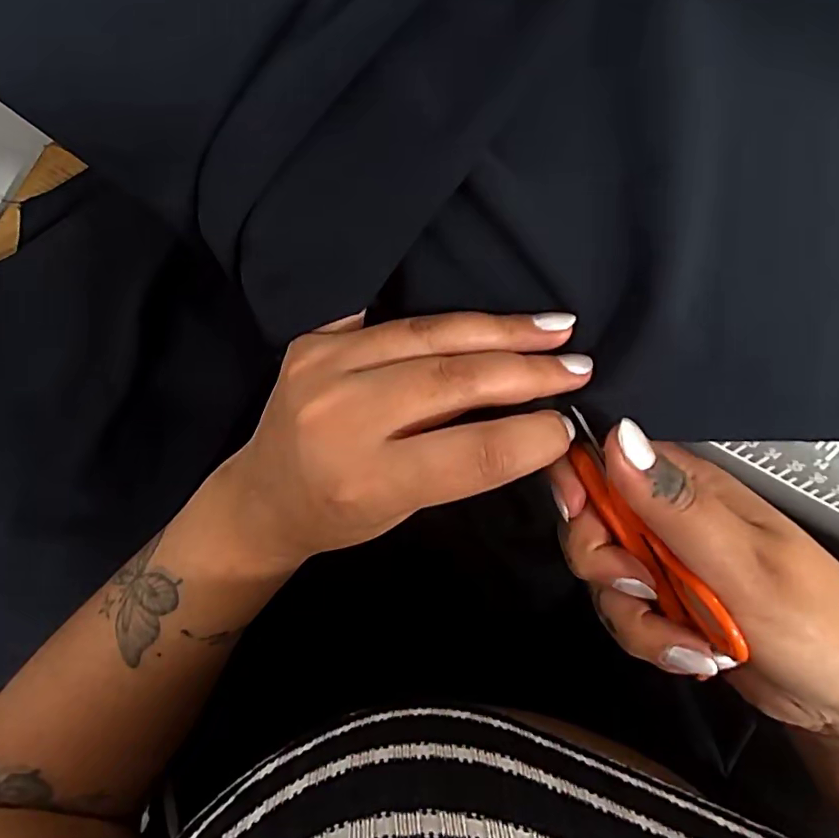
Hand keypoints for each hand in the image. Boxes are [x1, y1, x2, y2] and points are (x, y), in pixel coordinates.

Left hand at [202, 311, 590, 574]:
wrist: (261, 494)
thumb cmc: (339, 515)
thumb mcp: (401, 507)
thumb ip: (456, 458)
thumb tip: (528, 412)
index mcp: (364, 479)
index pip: (467, 452)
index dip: (528, 436)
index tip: (569, 423)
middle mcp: (338, 418)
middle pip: (449, 381)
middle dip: (524, 369)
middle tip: (577, 363)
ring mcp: (320, 368)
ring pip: (426, 335)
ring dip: (497, 330)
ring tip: (551, 326)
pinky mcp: (312, 341)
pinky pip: (394, 323)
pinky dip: (447, 324)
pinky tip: (490, 322)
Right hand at [550, 421, 838, 738]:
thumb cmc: (817, 624)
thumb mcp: (742, 564)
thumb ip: (672, 504)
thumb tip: (618, 433)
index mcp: (686, 485)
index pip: (604, 458)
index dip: (577, 482)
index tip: (581, 521)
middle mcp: (667, 515)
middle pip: (589, 521)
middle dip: (604, 565)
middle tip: (644, 590)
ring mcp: (666, 561)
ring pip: (602, 575)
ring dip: (636, 618)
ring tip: (692, 644)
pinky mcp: (668, 603)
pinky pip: (625, 612)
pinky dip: (651, 640)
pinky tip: (695, 655)